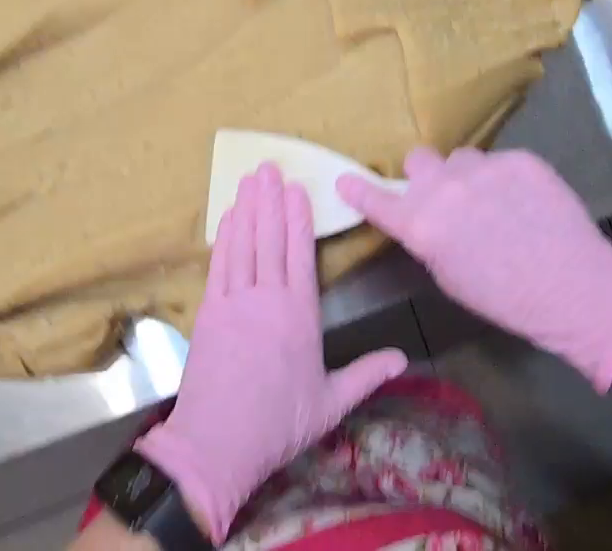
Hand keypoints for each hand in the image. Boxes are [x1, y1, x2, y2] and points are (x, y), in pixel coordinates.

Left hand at [136, 164, 407, 541]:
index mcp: (300, 315)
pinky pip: (218, 265)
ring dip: (246, 209)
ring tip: (249, 180)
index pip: (301, 254)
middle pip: (270, 239)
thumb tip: (402, 357)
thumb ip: (366, 374)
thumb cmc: (278, 424)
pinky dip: (224, 238)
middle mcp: (268, 299)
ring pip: (243, 244)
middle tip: (268, 167)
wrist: (216, 445)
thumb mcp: (331, 403)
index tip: (298, 188)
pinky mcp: (208, 312)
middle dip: (270, 200)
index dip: (299, 218)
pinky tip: (227, 218)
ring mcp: (234, 302)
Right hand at [339, 147, 611, 392]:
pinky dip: (506, 179)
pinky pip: (500, 162)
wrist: (574, 288)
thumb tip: (427, 220)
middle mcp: (444, 189)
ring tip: (496, 204)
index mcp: (421, 225)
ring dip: (468, 176)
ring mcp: (483, 169)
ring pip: (462, 159)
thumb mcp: (450, 278)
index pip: (376, 200)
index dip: (359, 191)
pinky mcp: (519, 159)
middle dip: (427, 176)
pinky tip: (527, 204)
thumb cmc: (505, 300)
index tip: (346, 181)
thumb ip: (428, 240)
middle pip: (418, 160)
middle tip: (448, 198)